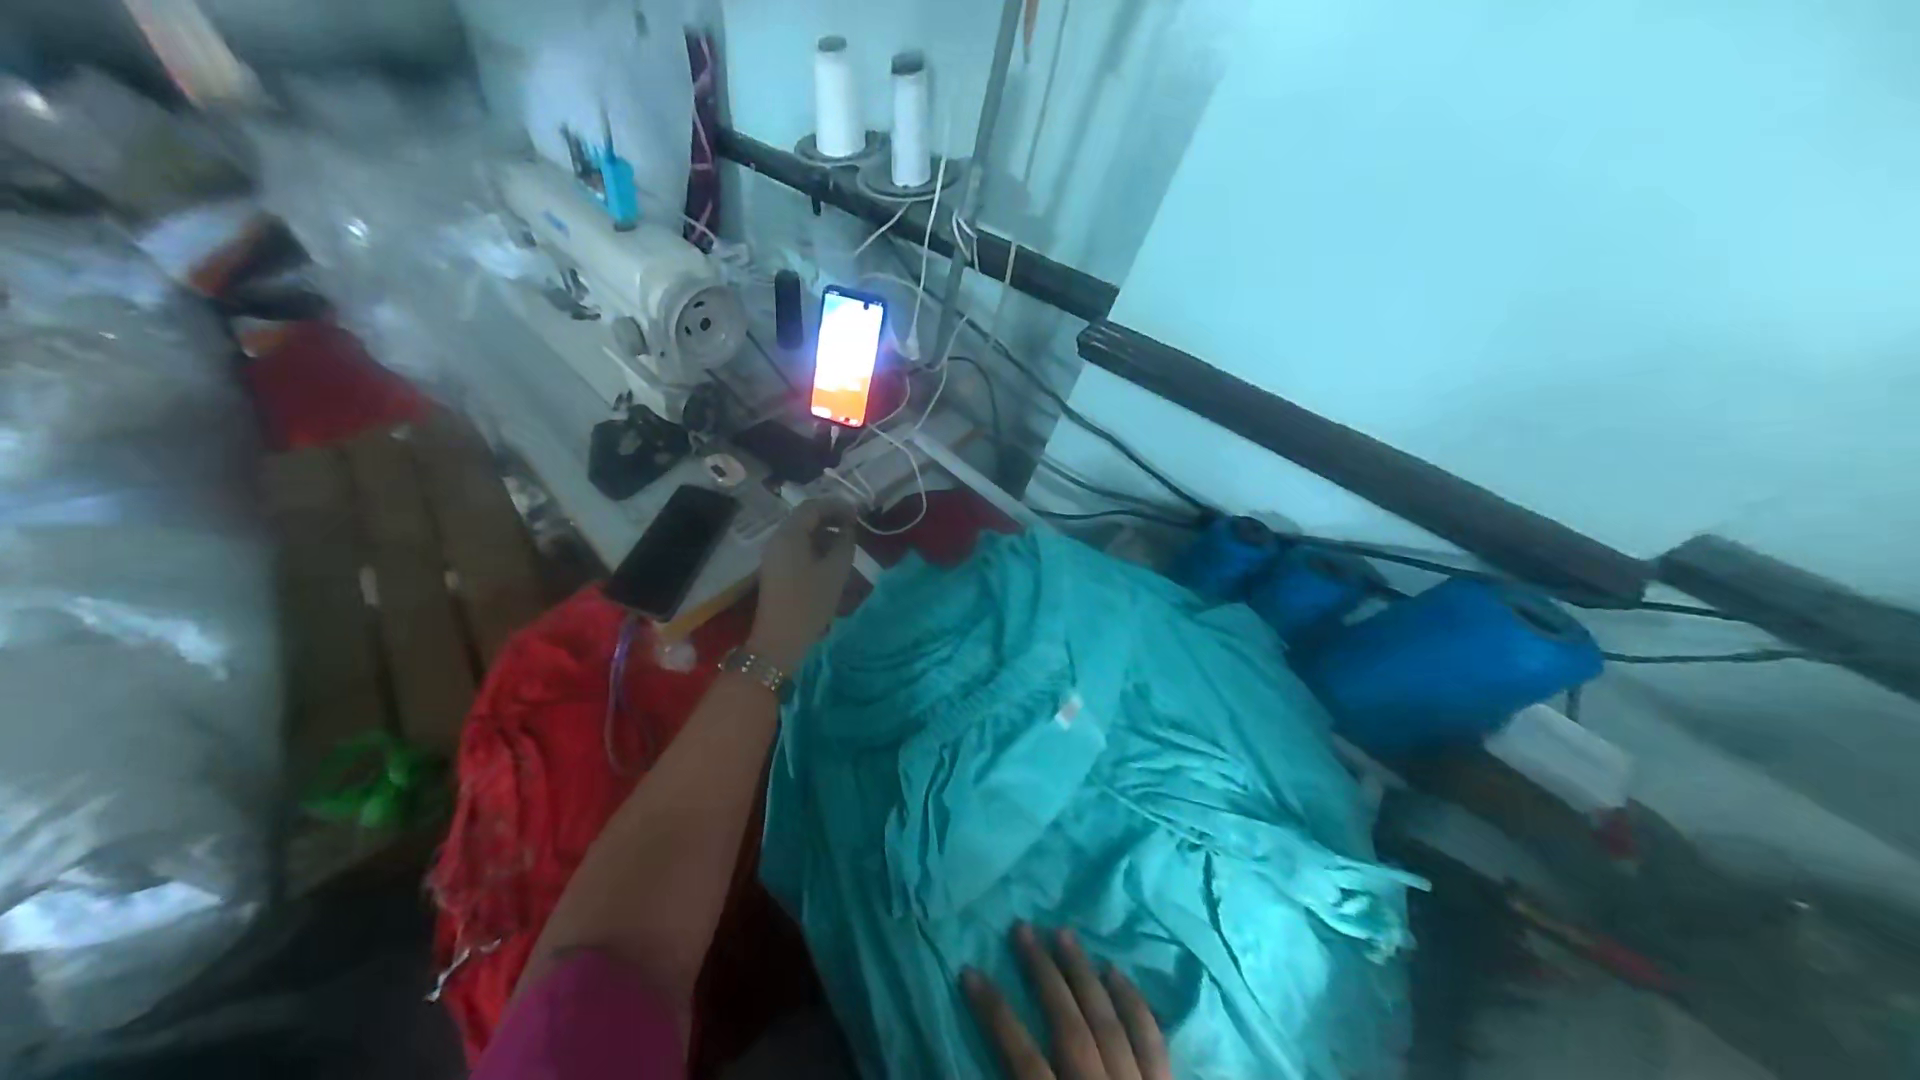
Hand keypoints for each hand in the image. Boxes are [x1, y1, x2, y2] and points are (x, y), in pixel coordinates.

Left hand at [749, 498, 857, 669]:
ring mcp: (774, 555)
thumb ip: (845, 543)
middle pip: (805, 517)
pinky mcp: (776, 570)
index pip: (813, 506)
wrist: (780, 639)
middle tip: (855, 526)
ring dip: (824, 533)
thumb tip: (848, 529)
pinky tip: (832, 559)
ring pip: (801, 533)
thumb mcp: (835, 571)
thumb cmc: (810, 602)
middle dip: (831, 518)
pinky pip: (797, 548)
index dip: (837, 506)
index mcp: (789, 534)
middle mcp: (777, 539)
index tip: (859, 515)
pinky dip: (816, 546)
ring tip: (847, 543)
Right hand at [963, 924, 1171, 1079]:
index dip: (994, 1013)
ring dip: (1084, 975)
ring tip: (1063, 934)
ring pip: (1109, 1023)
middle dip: (1043, 975)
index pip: (1021, 1059)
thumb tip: (962, 1068)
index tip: (969, 972)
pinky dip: (1134, 1004)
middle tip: (1022, 928)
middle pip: (1069, 1027)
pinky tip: (1117, 973)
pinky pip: (1153, 1042)